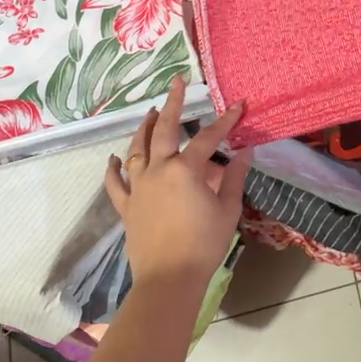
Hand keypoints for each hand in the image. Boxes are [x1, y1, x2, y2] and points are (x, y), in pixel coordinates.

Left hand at [104, 77, 250, 291]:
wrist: (169, 278)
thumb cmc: (204, 244)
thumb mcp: (228, 209)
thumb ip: (234, 177)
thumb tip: (246, 151)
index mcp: (185, 169)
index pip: (209, 138)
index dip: (225, 120)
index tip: (238, 104)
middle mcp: (158, 170)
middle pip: (164, 130)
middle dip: (173, 104)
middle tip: (177, 83)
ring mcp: (139, 187)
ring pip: (137, 149)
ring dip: (145, 129)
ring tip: (150, 113)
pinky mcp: (127, 206)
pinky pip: (116, 183)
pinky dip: (114, 169)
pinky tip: (115, 158)